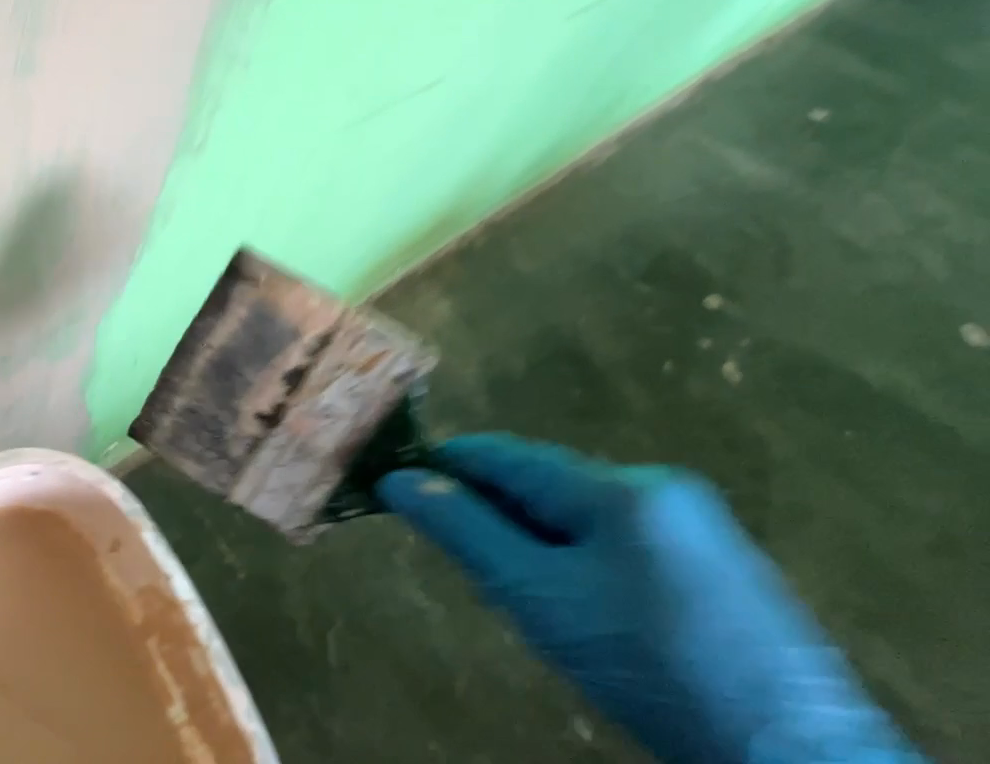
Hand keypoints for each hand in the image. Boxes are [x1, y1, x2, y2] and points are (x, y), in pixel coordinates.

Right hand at [376, 434, 920, 763]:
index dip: (444, 465)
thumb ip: (464, 530)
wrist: (793, 757)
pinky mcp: (720, 565)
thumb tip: (401, 480)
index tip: (395, 484)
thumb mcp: (536, 596)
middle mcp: (660, 485)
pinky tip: (575, 604)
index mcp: (617, 485)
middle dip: (492, 509)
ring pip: (581, 513)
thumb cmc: (646, 665)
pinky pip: (621, 540)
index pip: (503, 454)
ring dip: (534, 537)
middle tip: (454, 551)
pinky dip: (578, 557)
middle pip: (543, 481)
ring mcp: (698, 524)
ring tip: (511, 585)